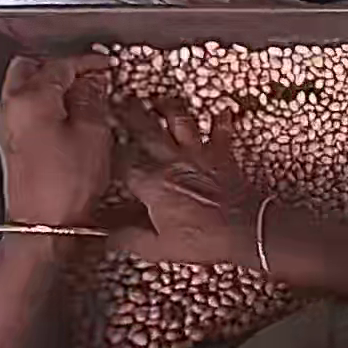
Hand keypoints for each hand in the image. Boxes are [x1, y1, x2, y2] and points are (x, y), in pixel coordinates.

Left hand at [0, 55, 112, 225]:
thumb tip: (93, 81)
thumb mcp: (93, 134)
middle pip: (31, 68)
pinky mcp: (10, 141)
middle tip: (91, 73)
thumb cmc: (68, 181)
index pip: (60, 65)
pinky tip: (70, 113)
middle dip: (62, 66)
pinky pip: (25, 107)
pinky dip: (46, 101)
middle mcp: (10, 106)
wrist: (44, 222)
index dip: (88, 61)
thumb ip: (92, 99)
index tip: (108, 63)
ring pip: (24, 85)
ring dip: (52, 83)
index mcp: (30, 99)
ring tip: (84, 93)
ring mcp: (6, 124)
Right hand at [110, 96, 261, 266]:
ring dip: (171, 108)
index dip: (110, 155)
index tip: (101, 148)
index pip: (122, 163)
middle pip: (147, 130)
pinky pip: (221, 132)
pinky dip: (221, 120)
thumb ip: (130, 238)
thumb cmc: (205, 239)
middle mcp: (174, 162)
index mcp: (153, 184)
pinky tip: (222, 110)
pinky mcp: (223, 155)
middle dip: (132, 114)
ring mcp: (200, 155)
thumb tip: (108, 236)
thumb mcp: (160, 247)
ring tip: (162, 100)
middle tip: (123, 101)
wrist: (247, 230)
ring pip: (182, 121)